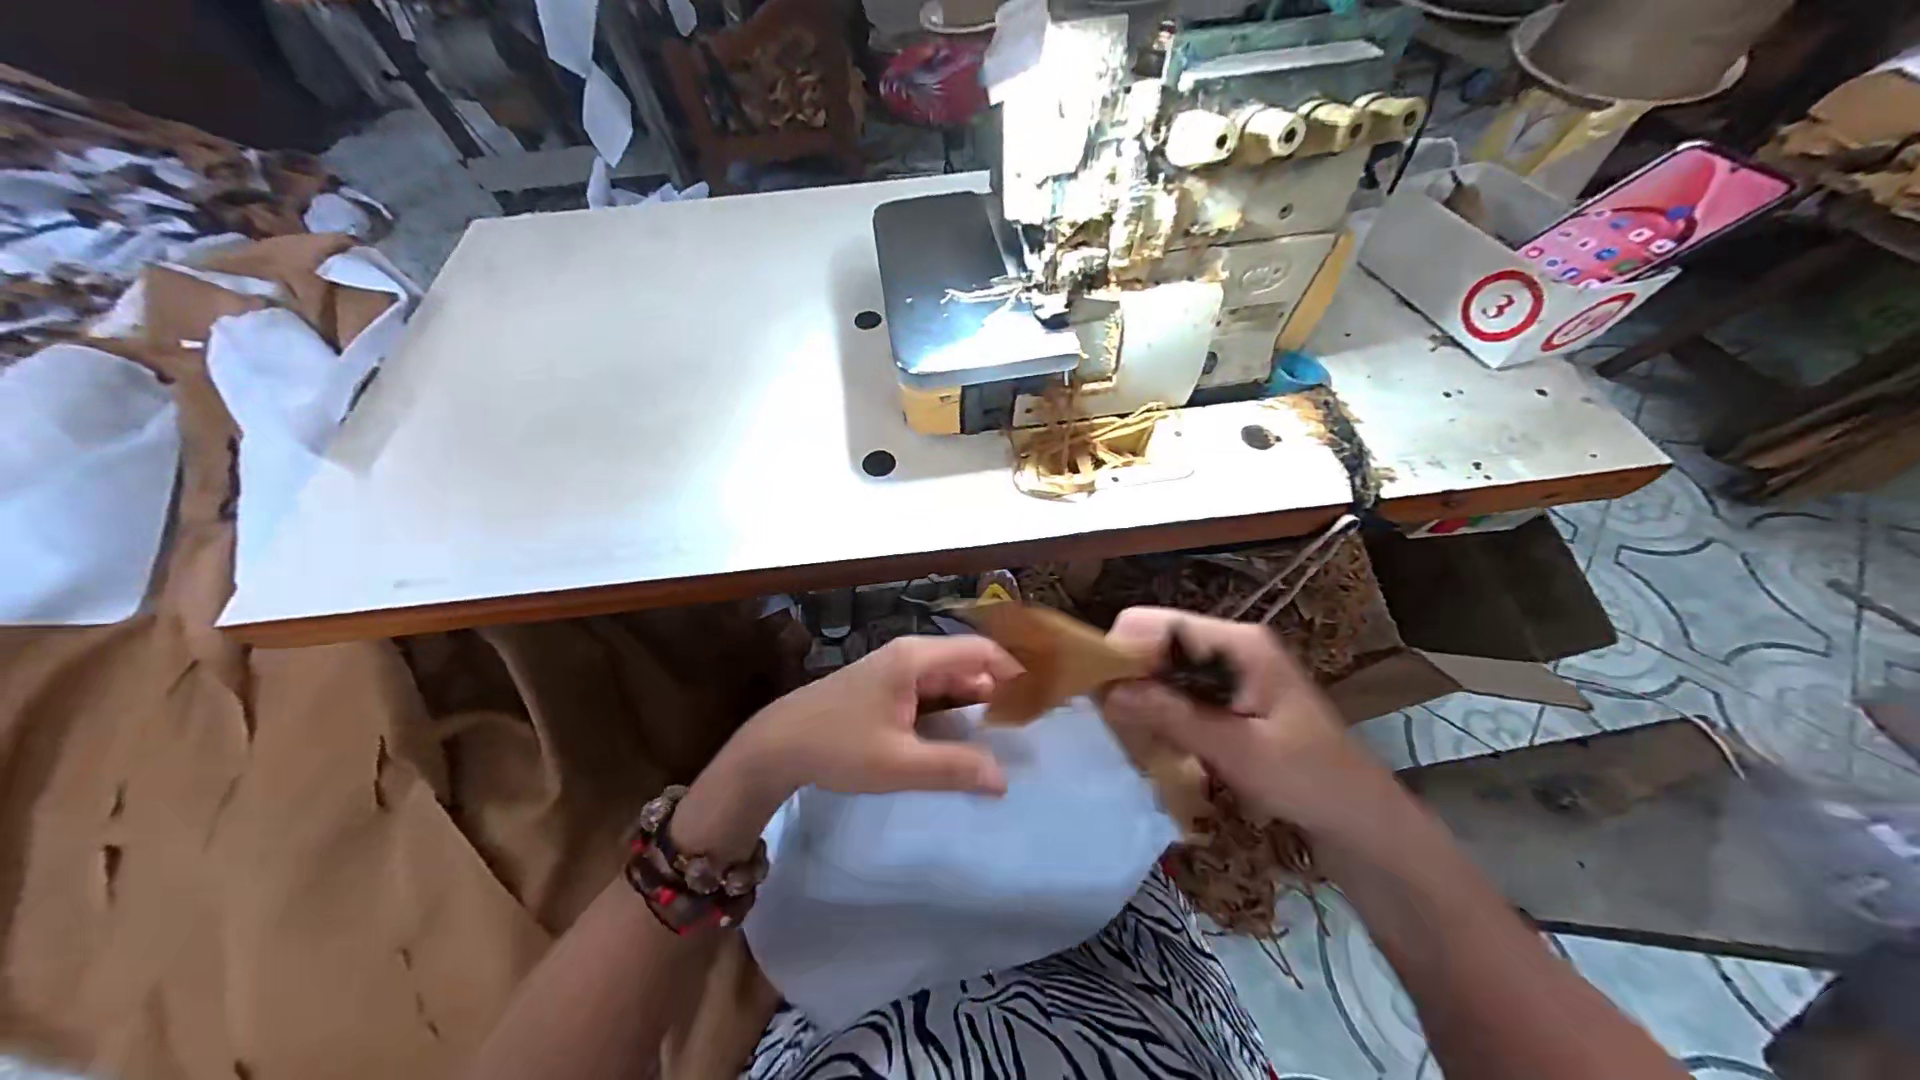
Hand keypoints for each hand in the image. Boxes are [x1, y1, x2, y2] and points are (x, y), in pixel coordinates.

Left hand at [670, 635, 1021, 858]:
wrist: (775, 745)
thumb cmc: (837, 747)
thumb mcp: (899, 764)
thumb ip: (954, 768)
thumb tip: (1004, 779)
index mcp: (915, 659)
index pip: (982, 652)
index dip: (1015, 670)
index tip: (1041, 698)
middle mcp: (908, 654)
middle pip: (967, 662)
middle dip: (998, 689)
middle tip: (1027, 723)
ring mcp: (893, 668)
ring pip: (948, 677)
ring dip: (973, 700)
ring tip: (1000, 731)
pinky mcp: (883, 684)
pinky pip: (929, 688)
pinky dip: (950, 705)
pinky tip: (958, 733)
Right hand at [1100, 607, 1391, 827]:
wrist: (1360, 816)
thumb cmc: (1310, 780)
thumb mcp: (1239, 751)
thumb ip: (1174, 716)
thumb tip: (1107, 691)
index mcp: (1238, 643)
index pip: (1156, 623)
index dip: (1122, 652)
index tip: (1103, 696)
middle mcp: (1229, 643)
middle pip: (1154, 639)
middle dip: (1128, 674)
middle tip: (1116, 721)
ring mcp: (1228, 666)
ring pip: (1160, 663)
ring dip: (1141, 694)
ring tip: (1133, 732)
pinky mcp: (1225, 691)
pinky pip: (1174, 685)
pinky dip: (1158, 707)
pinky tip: (1157, 737)